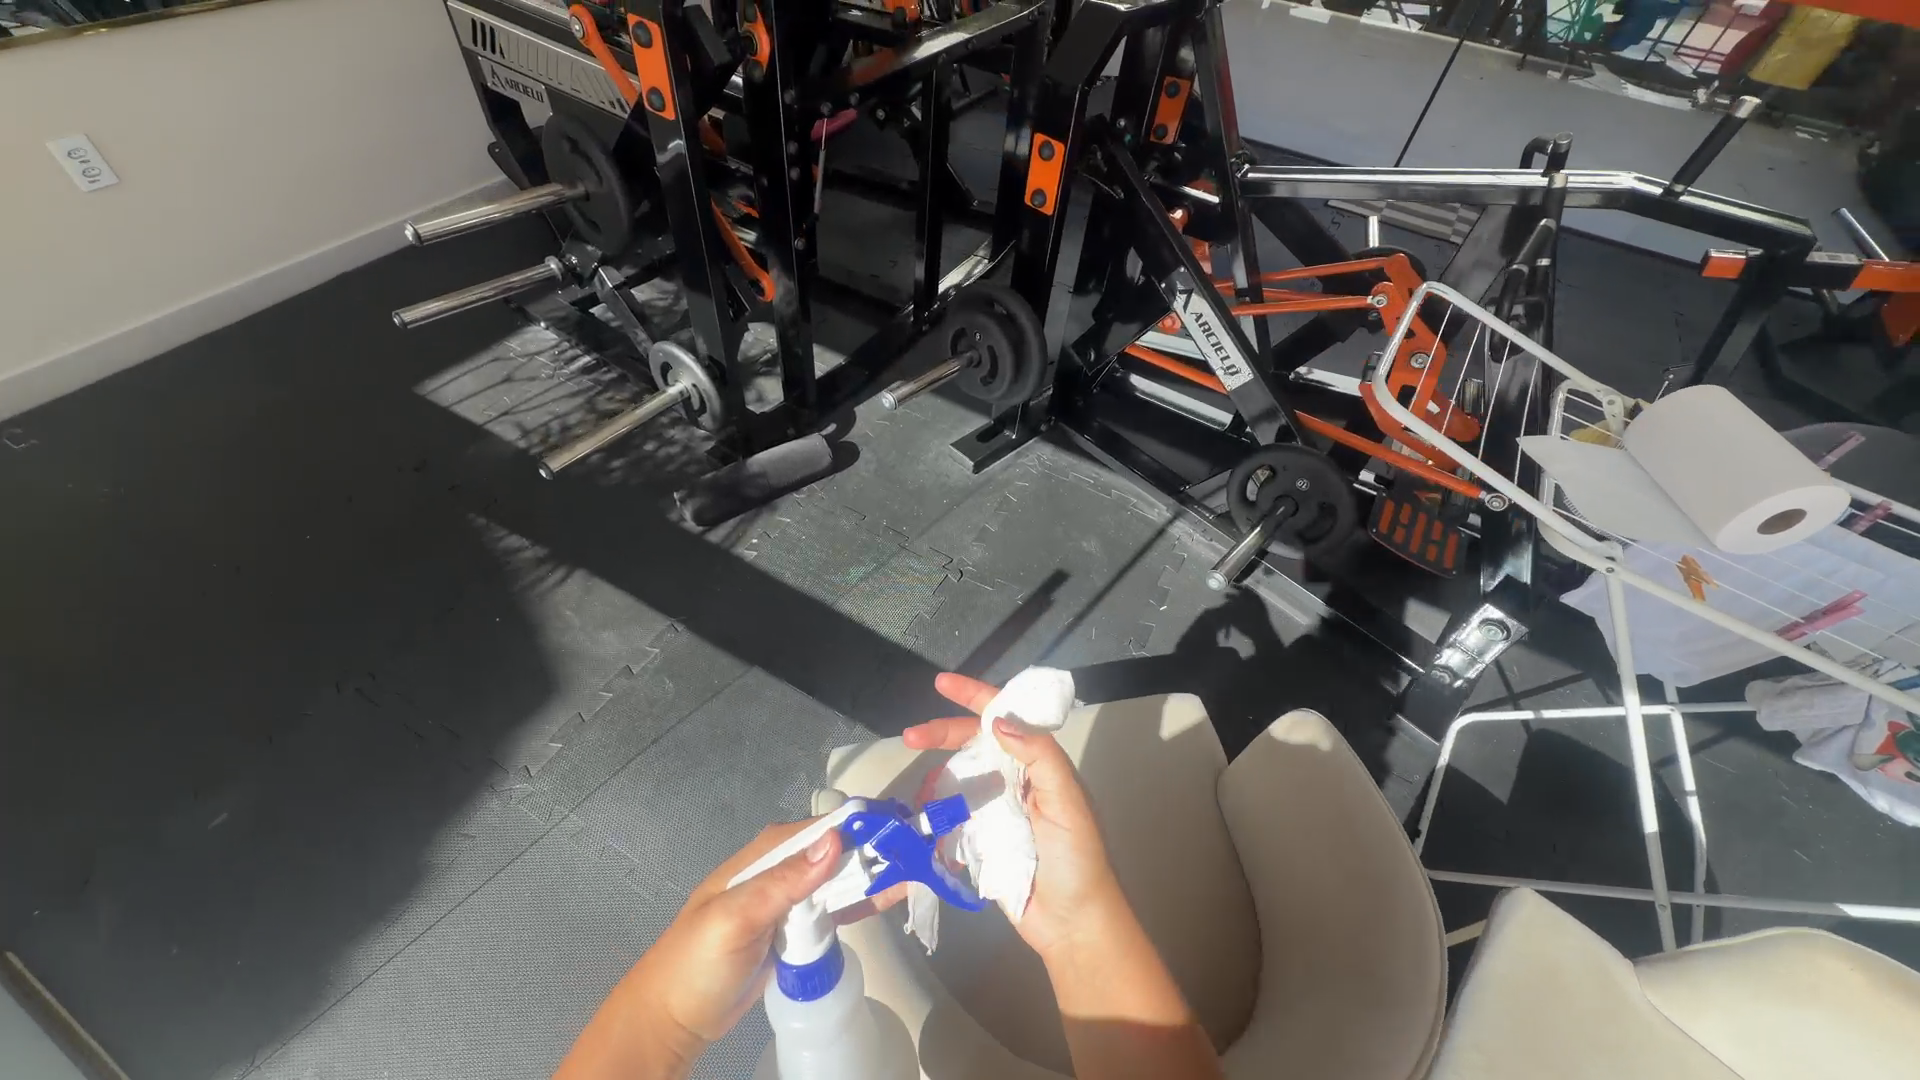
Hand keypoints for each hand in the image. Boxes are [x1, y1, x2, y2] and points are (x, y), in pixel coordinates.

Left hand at [555, 819, 901, 1079]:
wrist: (673, 1019)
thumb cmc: (697, 962)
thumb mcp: (737, 918)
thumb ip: (785, 881)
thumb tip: (835, 837)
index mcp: (767, 854)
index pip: (824, 827)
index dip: (863, 824)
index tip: (903, 827)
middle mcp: (782, 869)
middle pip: (838, 850)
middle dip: (877, 847)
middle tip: (922, 849)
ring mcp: (791, 900)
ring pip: (842, 877)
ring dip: (875, 873)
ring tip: (919, 869)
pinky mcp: (797, 929)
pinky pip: (836, 908)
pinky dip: (863, 901)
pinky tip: (891, 897)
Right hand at [902, 672, 1126, 959]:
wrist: (1073, 925)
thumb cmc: (1078, 859)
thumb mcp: (1068, 802)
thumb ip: (1040, 757)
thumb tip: (999, 721)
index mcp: (1040, 764)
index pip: (1006, 718)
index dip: (975, 697)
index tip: (941, 684)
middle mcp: (1017, 779)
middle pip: (974, 744)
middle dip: (942, 734)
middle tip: (909, 737)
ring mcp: (997, 809)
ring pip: (959, 776)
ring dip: (937, 775)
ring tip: (919, 787)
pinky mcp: (981, 839)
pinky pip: (953, 814)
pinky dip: (935, 810)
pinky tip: (922, 816)